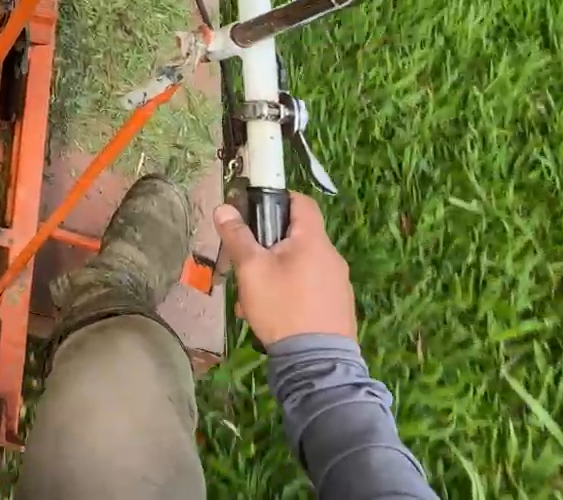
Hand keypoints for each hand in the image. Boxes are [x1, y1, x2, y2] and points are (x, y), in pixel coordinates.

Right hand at [214, 192, 358, 343]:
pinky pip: (308, 286)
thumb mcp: (251, 268)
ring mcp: (338, 284)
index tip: (254, 208)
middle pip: (297, 235)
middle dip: (267, 242)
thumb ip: (237, 236)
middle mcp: (331, 258)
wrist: (317, 364)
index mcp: (313, 242)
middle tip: (244, 258)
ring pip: (299, 263)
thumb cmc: (282, 306)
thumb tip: (224, 208)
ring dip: (274, 269)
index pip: (302, 202)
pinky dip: (288, 289)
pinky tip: (270, 311)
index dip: (279, 197)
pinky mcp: (337, 307)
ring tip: (252, 292)